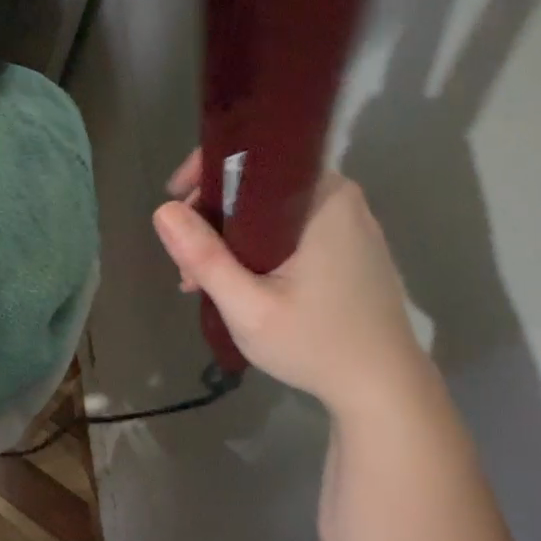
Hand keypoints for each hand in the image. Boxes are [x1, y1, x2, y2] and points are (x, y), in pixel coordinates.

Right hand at [153, 151, 430, 413]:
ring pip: (271, 213)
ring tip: (201, 284)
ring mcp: (347, 224)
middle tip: (184, 264)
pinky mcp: (347, 248)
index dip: (208, 172)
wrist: (378, 381)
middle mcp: (340, 200)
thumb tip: (162, 212)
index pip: (257, 158)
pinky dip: (254, 249)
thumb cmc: (312, 342)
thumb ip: (205, 257)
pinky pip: (288, 231)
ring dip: (229, 238)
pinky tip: (235, 285)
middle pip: (260, 186)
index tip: (172, 200)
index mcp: (321, 201)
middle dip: (211, 216)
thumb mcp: (247, 305)